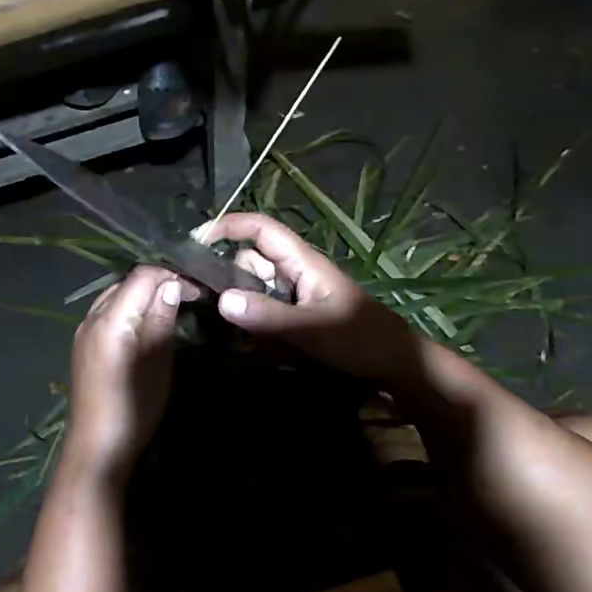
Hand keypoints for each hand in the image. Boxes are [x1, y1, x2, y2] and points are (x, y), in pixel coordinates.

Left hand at [65, 265, 182, 482]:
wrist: (96, 448)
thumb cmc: (134, 410)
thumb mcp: (157, 364)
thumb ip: (162, 321)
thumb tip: (173, 285)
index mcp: (111, 320)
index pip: (143, 277)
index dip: (172, 276)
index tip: (199, 290)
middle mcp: (92, 317)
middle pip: (127, 282)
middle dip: (159, 283)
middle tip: (190, 298)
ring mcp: (83, 329)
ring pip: (116, 295)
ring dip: (143, 295)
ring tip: (172, 308)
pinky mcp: (83, 343)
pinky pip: (107, 311)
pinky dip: (129, 308)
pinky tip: (147, 323)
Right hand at [194, 212, 418, 381]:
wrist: (396, 365)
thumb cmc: (361, 338)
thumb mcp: (313, 328)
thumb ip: (269, 315)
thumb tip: (221, 300)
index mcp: (302, 262)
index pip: (261, 229)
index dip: (228, 226)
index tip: (195, 241)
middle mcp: (294, 273)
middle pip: (250, 261)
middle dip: (227, 277)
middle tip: (203, 302)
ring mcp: (295, 295)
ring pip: (254, 288)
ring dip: (239, 305)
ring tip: (223, 330)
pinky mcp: (296, 316)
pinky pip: (264, 311)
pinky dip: (252, 322)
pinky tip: (246, 344)